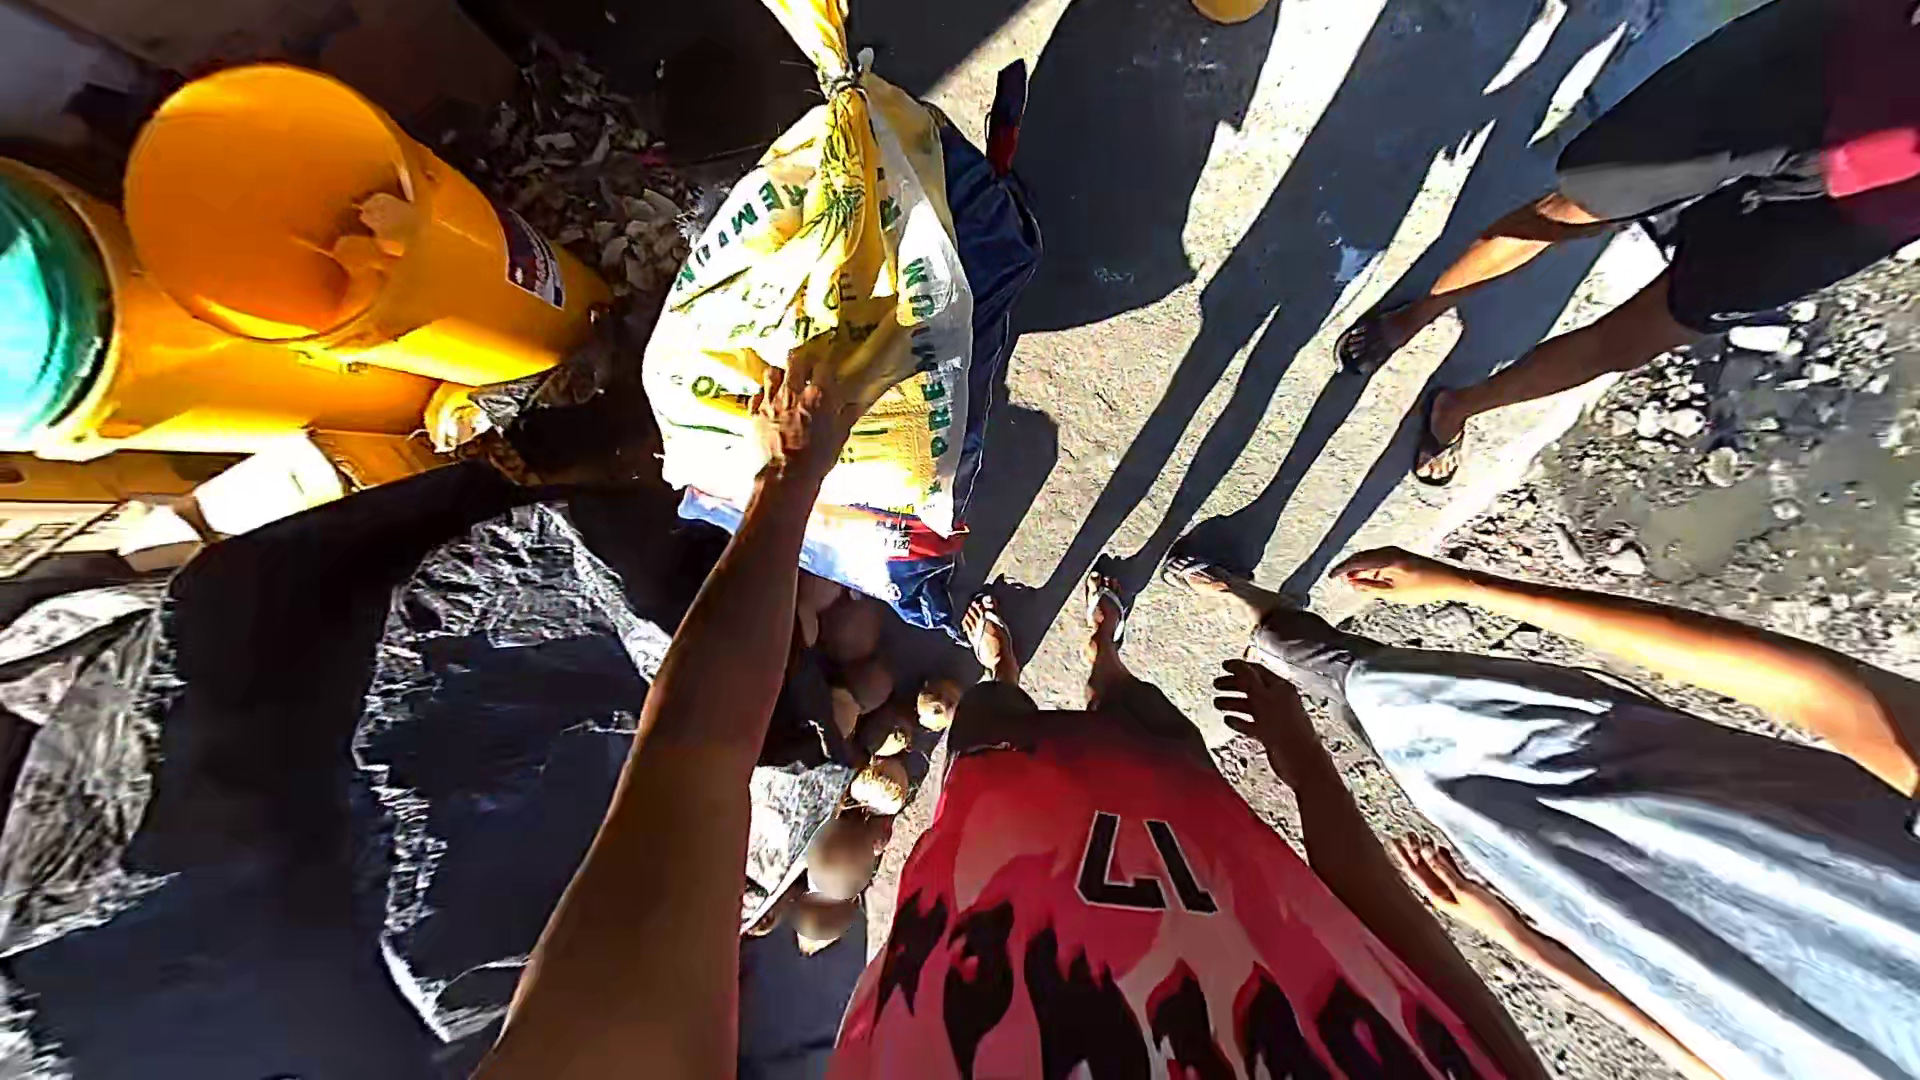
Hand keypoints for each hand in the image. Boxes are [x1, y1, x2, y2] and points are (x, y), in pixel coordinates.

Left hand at [751, 357, 864, 485]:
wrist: (784, 477)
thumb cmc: (816, 460)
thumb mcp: (838, 438)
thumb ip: (846, 417)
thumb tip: (856, 404)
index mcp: (818, 396)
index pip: (824, 366)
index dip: (827, 363)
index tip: (829, 364)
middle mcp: (793, 392)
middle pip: (795, 360)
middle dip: (801, 360)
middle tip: (805, 366)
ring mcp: (770, 400)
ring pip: (771, 372)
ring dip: (779, 374)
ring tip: (784, 381)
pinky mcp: (754, 412)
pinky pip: (757, 394)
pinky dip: (763, 395)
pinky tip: (769, 402)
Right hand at [1213, 659, 1325, 787]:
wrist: (1300, 762)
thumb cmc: (1285, 728)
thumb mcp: (1262, 697)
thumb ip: (1248, 679)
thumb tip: (1237, 664)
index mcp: (1280, 688)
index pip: (1256, 671)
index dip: (1238, 667)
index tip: (1224, 666)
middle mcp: (1279, 701)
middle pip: (1252, 687)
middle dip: (1232, 685)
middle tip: (1217, 684)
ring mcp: (1276, 718)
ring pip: (1250, 706)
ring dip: (1232, 703)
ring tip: (1217, 704)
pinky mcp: (1272, 735)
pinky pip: (1252, 724)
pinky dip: (1239, 721)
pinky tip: (1229, 721)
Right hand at [1328, 547, 1467, 605]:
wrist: (1452, 580)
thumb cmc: (1424, 588)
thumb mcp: (1394, 593)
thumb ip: (1370, 587)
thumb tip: (1351, 582)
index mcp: (1385, 560)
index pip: (1355, 563)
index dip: (1340, 570)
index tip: (1330, 577)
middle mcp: (1388, 551)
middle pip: (1359, 557)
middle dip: (1347, 568)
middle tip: (1338, 579)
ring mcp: (1395, 551)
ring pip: (1368, 557)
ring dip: (1358, 568)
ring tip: (1352, 581)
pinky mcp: (1401, 554)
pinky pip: (1377, 558)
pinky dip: (1369, 566)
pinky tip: (1369, 577)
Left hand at [1393, 834, 1529, 944]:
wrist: (1516, 933)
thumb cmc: (1490, 914)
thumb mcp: (1463, 889)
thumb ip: (1442, 869)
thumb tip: (1423, 849)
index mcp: (1436, 896)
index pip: (1414, 871)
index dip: (1403, 855)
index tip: (1393, 839)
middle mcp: (1442, 893)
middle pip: (1423, 867)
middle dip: (1414, 850)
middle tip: (1409, 833)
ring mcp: (1454, 891)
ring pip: (1436, 867)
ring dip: (1429, 852)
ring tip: (1423, 835)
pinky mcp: (1467, 889)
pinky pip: (1450, 870)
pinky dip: (1445, 858)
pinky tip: (1442, 847)